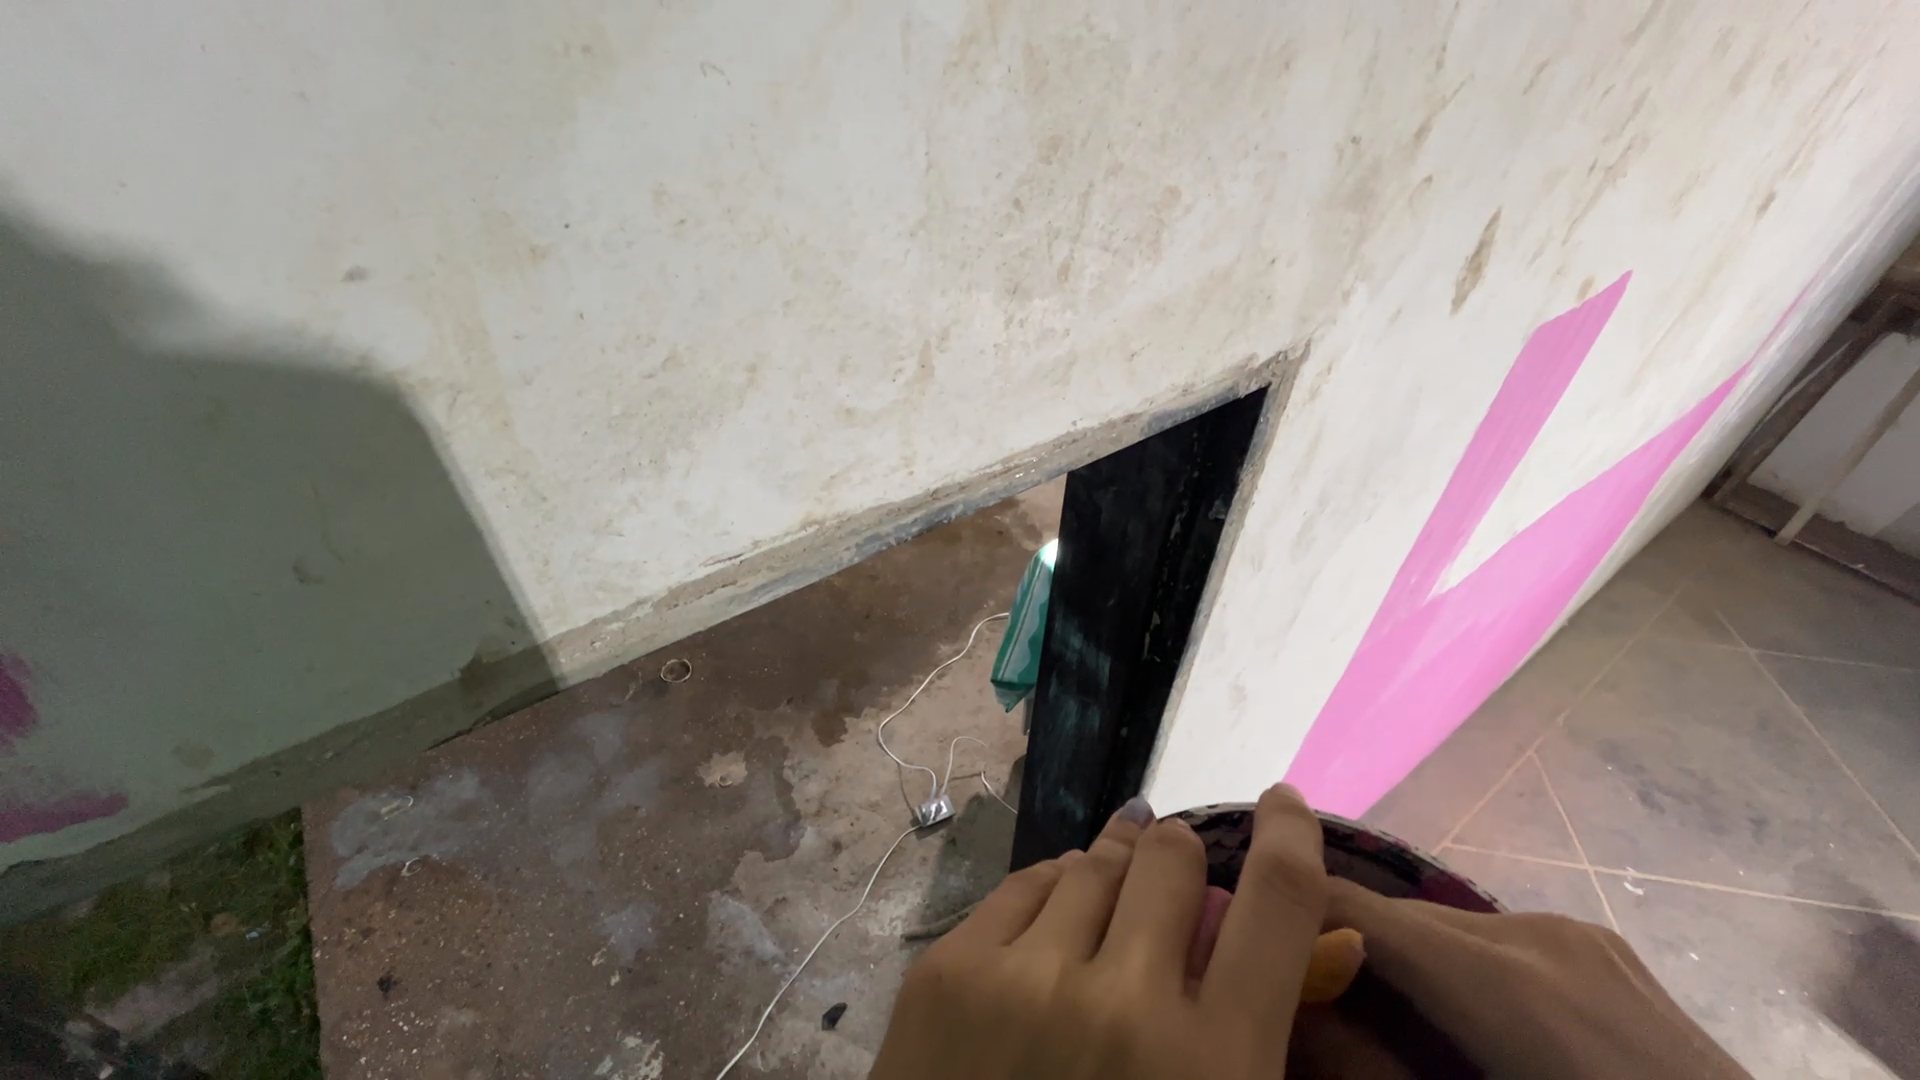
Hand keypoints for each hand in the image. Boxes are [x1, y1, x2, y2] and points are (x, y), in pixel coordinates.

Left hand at [870, 783, 1328, 1079]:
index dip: (1291, 834)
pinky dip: (1050, 891)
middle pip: (1169, 854)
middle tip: (1168, 876)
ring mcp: (1025, 976)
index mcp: (1213, 1063)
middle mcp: (1123, 999)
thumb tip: (1244, 930)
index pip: (1279, 899)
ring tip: (1110, 891)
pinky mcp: (950, 967)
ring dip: (1111, 869)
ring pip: (1092, 862)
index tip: (1282, 803)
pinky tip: (1053, 918)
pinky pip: (1024, 884)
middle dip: (1175, 857)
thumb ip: (1245, 1033)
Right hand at [1288, 878, 1749, 1078]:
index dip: (1284, 909)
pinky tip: (1468, 1012)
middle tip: (1305, 985)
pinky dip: (1457, 960)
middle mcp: (1533, 931)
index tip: (1235, 927)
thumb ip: (1361, 1065)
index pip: (1352, 906)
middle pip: (1395, 913)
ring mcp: (1575, 931)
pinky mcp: (1603, 944)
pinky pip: (1495, 936)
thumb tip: (1278, 1005)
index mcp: (1499, 981)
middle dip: (1342, 942)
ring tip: (1385, 1005)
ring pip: (1442, 922)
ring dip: (1401, 954)